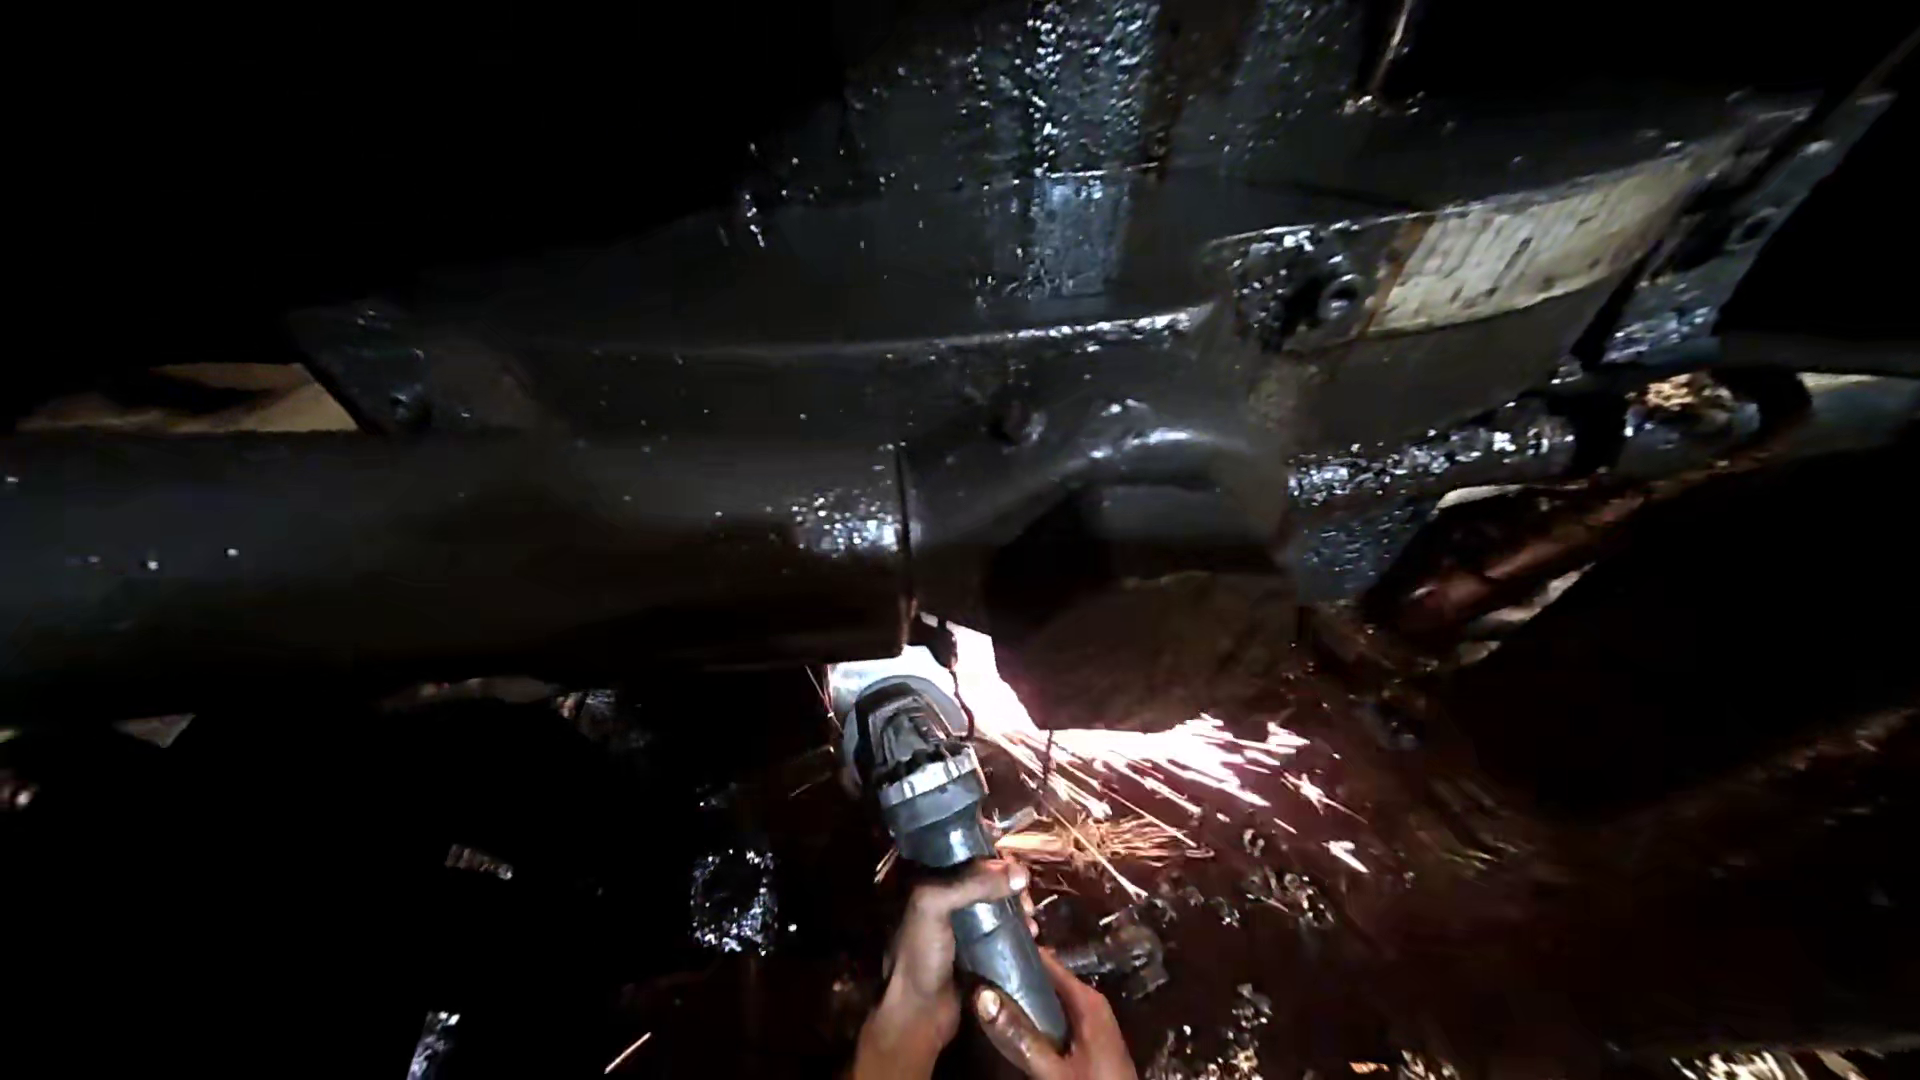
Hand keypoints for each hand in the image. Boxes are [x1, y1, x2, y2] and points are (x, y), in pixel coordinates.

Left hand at [852, 859, 1029, 1079]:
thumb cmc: (919, 953)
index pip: (965, 850)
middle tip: (1025, 895)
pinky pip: (1003, 928)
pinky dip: (1018, 926)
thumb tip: (1020, 872)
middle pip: (986, 876)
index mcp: (929, 878)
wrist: (916, 1016)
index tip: (1014, 861)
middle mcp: (945, 895)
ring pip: (998, 901)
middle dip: (1009, 880)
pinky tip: (1031, 933)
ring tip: (1030, 916)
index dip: (991, 852)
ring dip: (1017, 904)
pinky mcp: (978, 948)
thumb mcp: (935, 905)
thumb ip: (973, 883)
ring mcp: (962, 923)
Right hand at [973, 948, 1136, 1079]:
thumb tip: (982, 995)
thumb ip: (1021, 1037)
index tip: (986, 947)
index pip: (1046, 960)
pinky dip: (1034, 1018)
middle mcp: (1089, 1003)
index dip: (1016, 952)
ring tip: (989, 994)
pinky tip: (1012, 1025)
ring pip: (1049, 1001)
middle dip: (1015, 978)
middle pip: (1046, 979)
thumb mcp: (1055, 1072)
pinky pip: (1055, 1018)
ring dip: (1023, 1000)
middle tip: (982, 975)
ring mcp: (1089, 1023)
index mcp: (1086, 999)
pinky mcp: (1087, 1043)